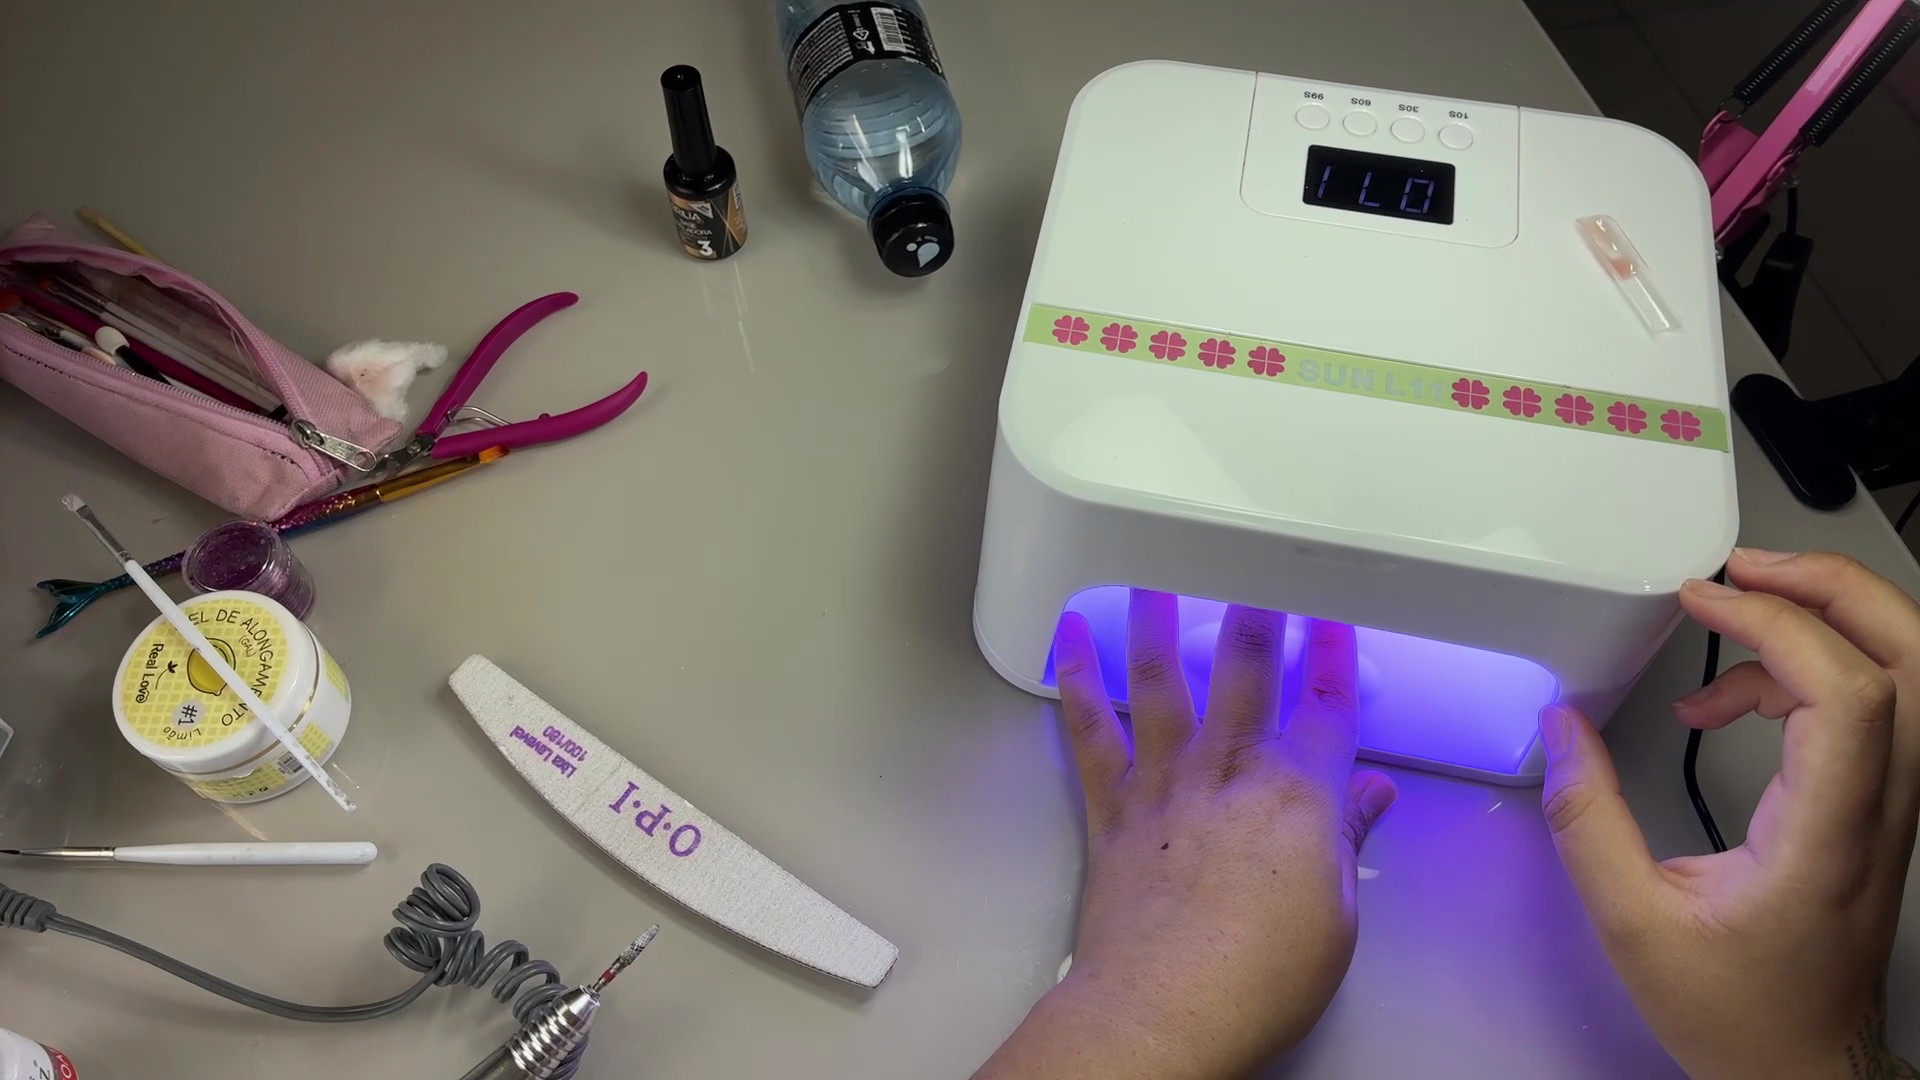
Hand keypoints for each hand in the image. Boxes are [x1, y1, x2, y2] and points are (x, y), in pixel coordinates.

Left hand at [974, 592, 1395, 1079]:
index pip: (1326, 710)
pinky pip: (1090, 727)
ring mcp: (1163, 779)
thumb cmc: (1264, 973)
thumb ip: (1347, 838)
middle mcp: (1226, 769)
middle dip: (1254, 616)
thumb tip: (1371, 790)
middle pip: (1245, 674)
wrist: (1165, 1006)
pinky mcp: (1112, 800)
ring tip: (1151, 576)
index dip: (1334, 659)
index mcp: (1295, 796)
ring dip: (1156, 624)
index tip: (1333, 615)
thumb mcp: (1334, 915)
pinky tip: (1070, 637)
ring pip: (1160, 682)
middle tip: (1251, 566)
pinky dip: (1077, 678)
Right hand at [1540, 550, 1919, 1079]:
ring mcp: (1887, 810)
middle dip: (1839, 595)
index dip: (1779, 627)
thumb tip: (1561, 725)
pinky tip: (1719, 699)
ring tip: (1725, 610)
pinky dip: (1795, 676)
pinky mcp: (1867, 810)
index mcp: (1827, 836)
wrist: (1796, 1063)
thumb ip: (1585, 811)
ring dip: (1824, 623)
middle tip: (1745, 566)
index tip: (1697, 597)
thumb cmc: (1724, 1003)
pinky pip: (1865, 714)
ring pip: (1908, 684)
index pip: (1849, 700)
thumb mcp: (1626, 910)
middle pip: (1918, 672)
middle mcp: (1883, 814)